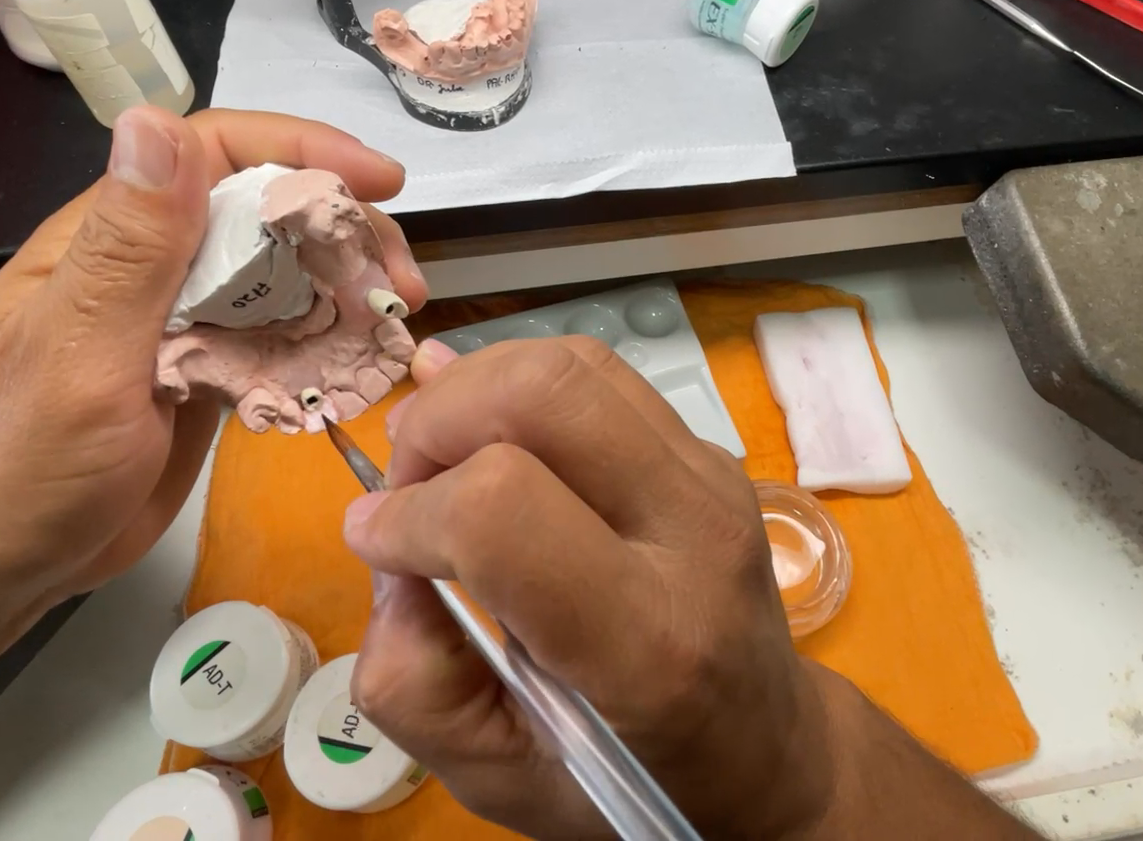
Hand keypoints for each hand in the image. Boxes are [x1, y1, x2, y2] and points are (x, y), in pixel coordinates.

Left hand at [0, 106, 426, 633]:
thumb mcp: (74, 360)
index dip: (303, 151)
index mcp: (112, 240)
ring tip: (394, 322)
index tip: (382, 179)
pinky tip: (361, 363)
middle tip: (403, 283)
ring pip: (285, 275)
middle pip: (269, 214)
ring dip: (347, 290)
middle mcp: (156, 266)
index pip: (216, 155)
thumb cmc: (11, 473)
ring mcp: (186, 320)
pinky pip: (282, 338)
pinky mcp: (208, 370)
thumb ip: (128, 250)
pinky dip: (328, 343)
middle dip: (347, 233)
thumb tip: (159, 122)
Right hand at [340, 337, 835, 839]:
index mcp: (648, 642)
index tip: (376, 536)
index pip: (504, 512)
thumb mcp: (501, 779)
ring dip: (478, 387)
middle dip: (443, 417)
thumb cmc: (636, 778)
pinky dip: (520, 381)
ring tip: (444, 449)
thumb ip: (417, 685)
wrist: (766, 743)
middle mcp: (693, 531)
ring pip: (574, 362)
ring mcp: (709, 473)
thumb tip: (393, 555)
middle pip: (546, 394)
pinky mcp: (705, 448)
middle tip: (409, 477)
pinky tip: (489, 426)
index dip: (413, 511)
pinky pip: (598, 373)